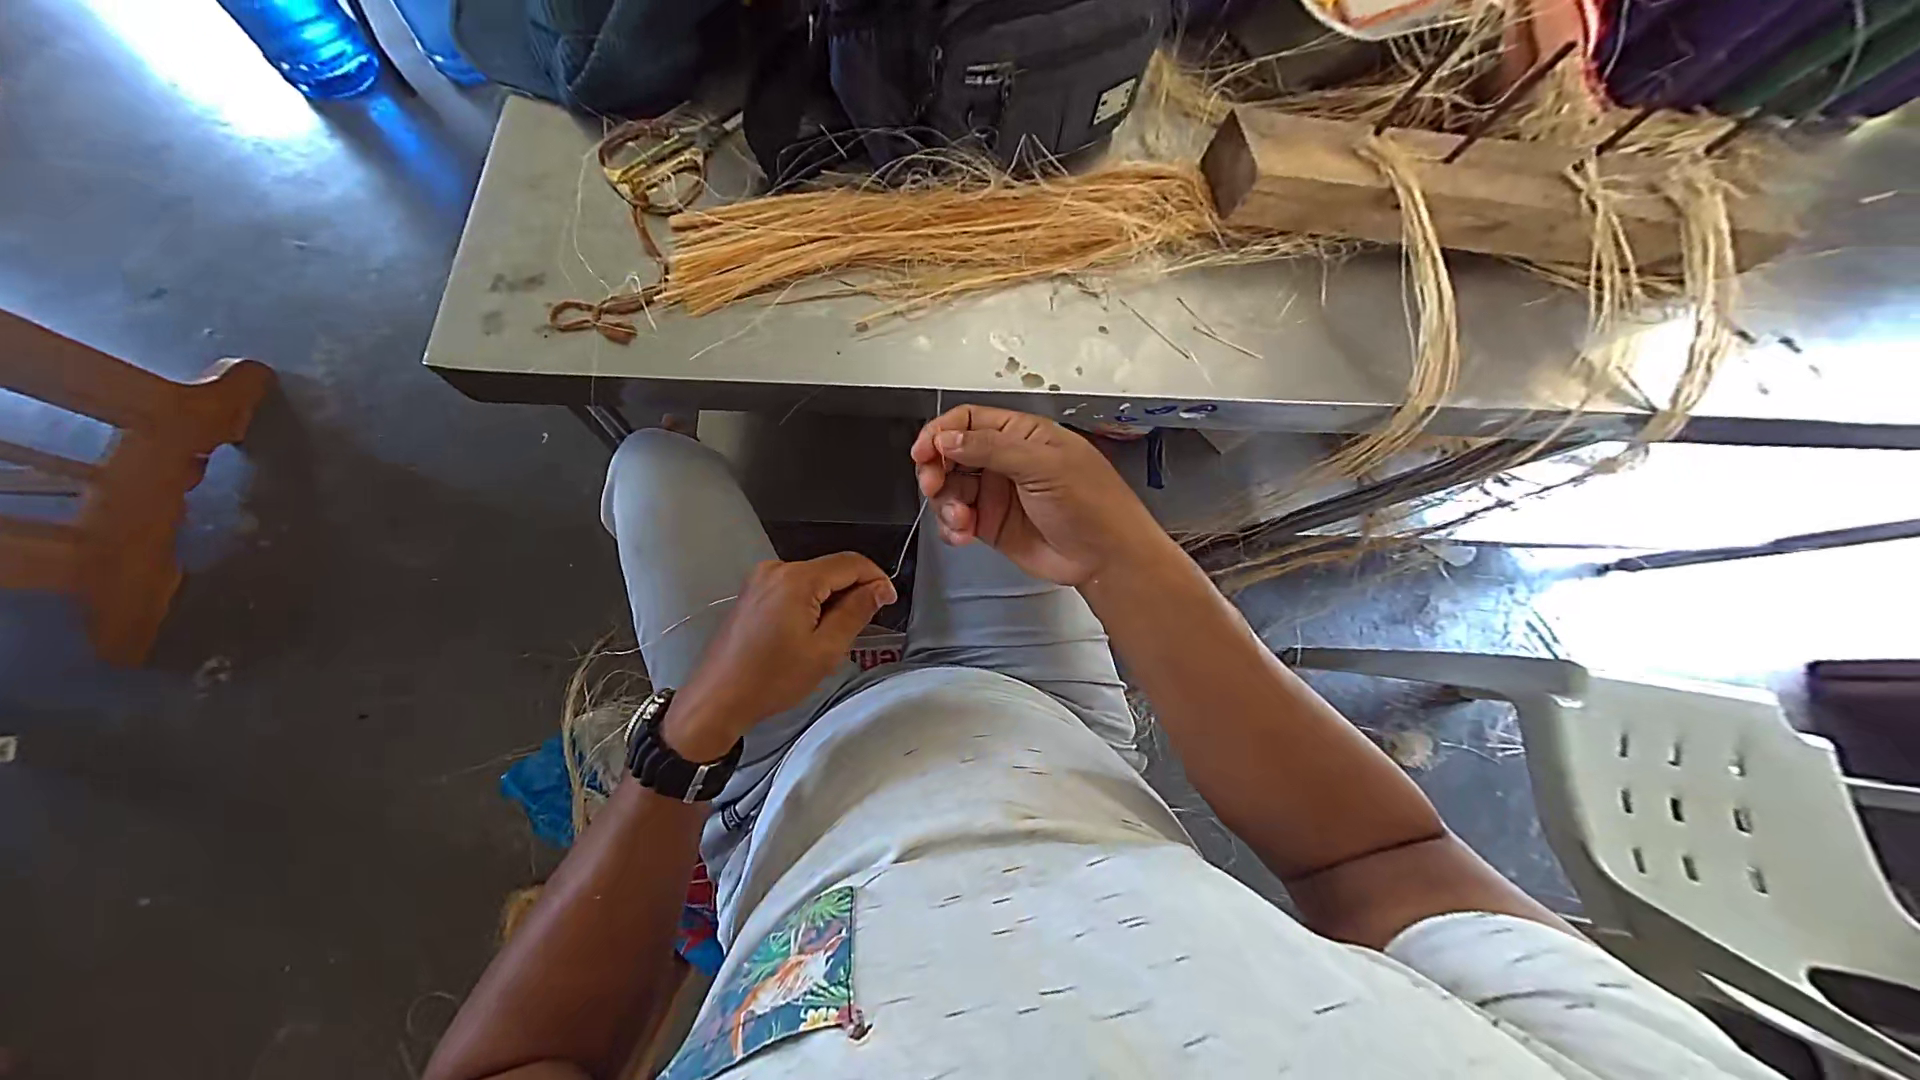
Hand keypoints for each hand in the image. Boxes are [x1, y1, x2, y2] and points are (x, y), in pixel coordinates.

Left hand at [664, 554, 895, 759]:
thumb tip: (878, 589)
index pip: (851, 562)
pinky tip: (809, 634)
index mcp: (796, 579)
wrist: (717, 700)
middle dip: (854, 591)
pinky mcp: (753, 593)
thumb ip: (857, 611)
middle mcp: (776, 569)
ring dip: (832, 600)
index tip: (888, 601)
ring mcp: (761, 580)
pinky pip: (794, 588)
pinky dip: (811, 603)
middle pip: (832, 569)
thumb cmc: (770, 680)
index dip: (876, 579)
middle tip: (862, 627)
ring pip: (814, 579)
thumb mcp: (825, 649)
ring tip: (833, 637)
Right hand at [909, 405, 1170, 585]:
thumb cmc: (1094, 504)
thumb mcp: (1043, 466)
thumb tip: (949, 438)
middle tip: (934, 486)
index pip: (968, 421)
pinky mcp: (992, 524)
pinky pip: (958, 519)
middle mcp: (1006, 461)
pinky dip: (952, 527)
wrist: (1106, 558)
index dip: (940, 433)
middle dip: (936, 470)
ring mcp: (998, 493)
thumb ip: (992, 448)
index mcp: (1021, 435)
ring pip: (951, 489)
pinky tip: (962, 534)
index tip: (923, 452)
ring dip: (946, 504)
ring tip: (962, 520)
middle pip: (952, 455)